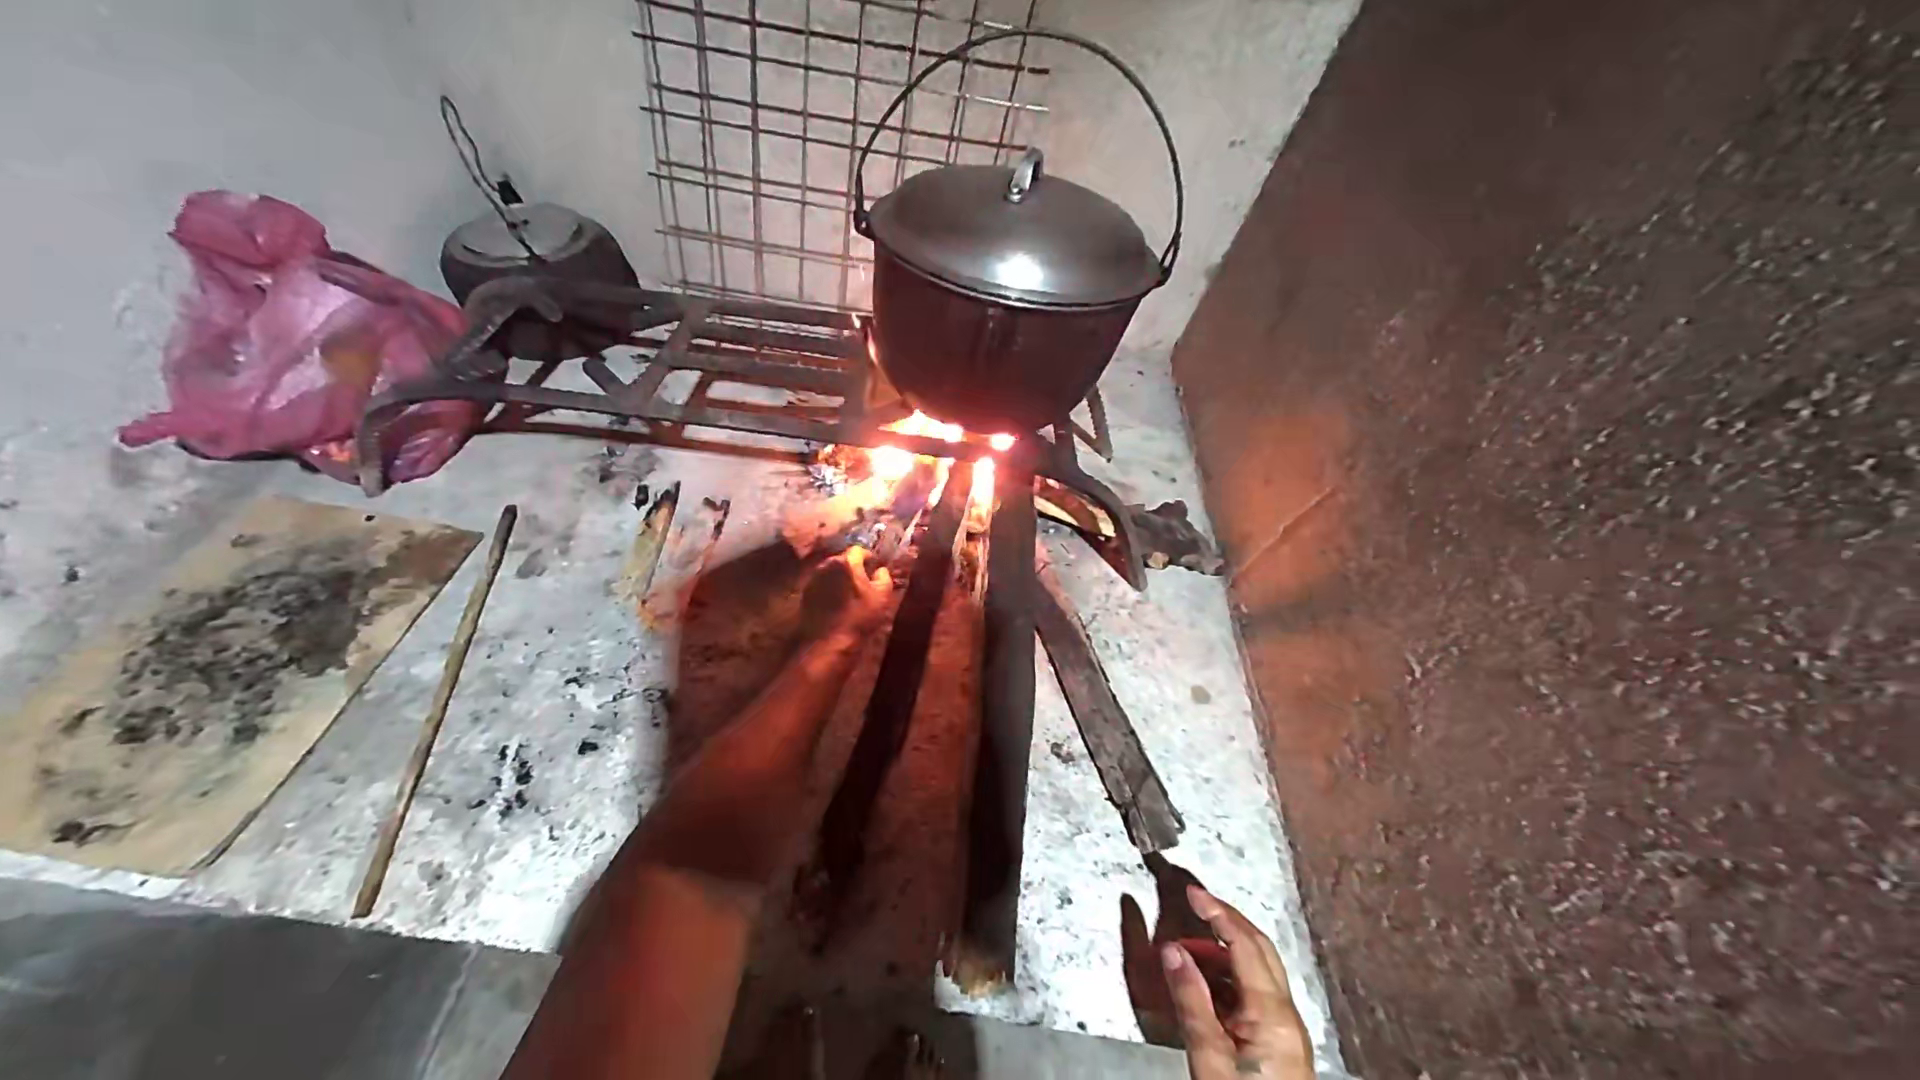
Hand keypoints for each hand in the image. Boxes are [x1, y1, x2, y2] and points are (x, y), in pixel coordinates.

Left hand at [799, 546, 892, 640]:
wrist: (828, 642)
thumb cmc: (859, 617)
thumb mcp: (881, 597)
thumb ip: (883, 578)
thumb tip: (880, 570)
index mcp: (846, 562)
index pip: (858, 550)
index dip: (868, 557)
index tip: (874, 567)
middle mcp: (826, 565)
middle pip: (842, 559)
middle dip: (853, 567)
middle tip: (863, 580)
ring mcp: (813, 579)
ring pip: (830, 572)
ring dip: (840, 578)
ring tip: (849, 592)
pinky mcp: (805, 593)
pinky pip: (821, 584)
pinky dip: (829, 588)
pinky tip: (836, 602)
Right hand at [1162, 886, 1314, 1079]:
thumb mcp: (1208, 1057)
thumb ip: (1191, 998)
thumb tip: (1171, 949)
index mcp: (1273, 1013)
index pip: (1245, 944)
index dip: (1217, 912)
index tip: (1191, 892)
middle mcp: (1287, 1013)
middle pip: (1259, 949)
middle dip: (1226, 919)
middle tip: (1194, 902)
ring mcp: (1286, 1029)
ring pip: (1258, 969)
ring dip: (1224, 949)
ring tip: (1187, 948)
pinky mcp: (1279, 1043)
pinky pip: (1254, 991)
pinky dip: (1228, 975)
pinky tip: (1203, 981)